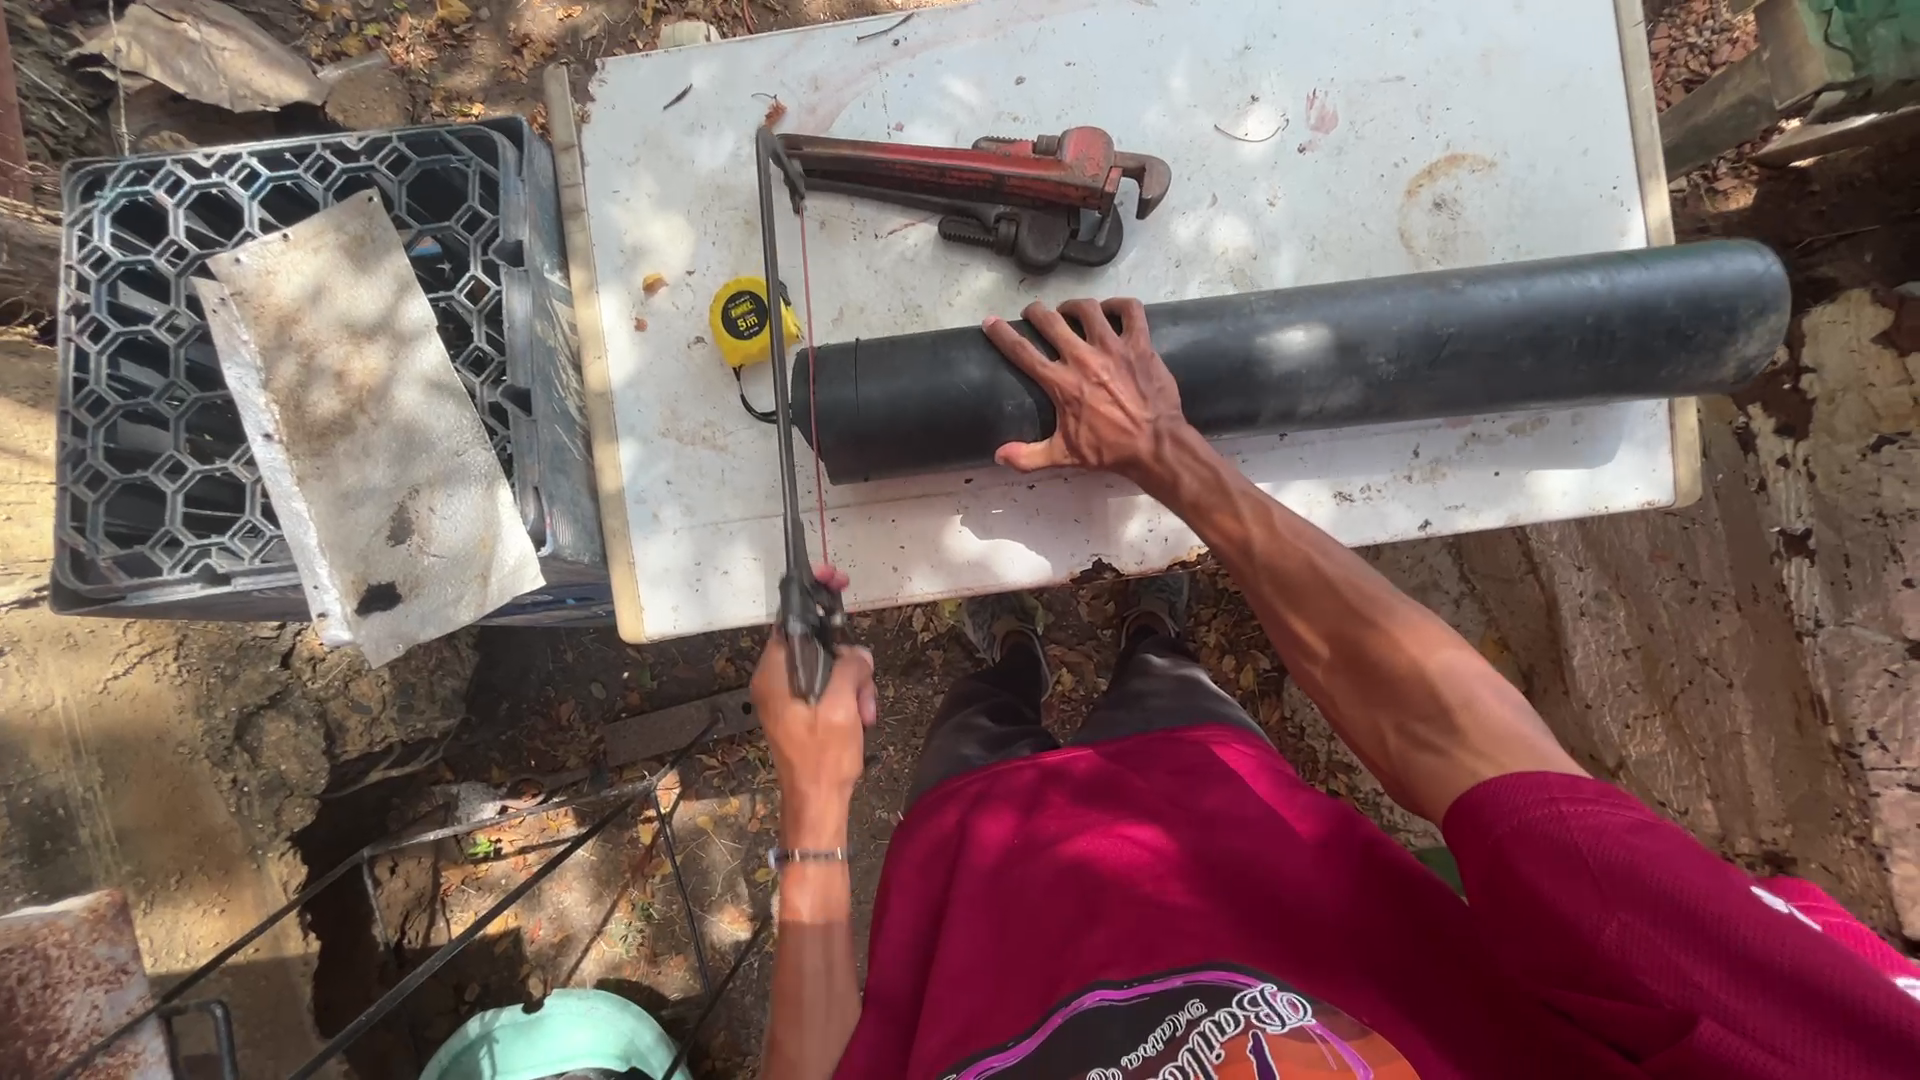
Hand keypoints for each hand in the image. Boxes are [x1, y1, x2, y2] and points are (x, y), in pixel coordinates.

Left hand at [751, 566, 875, 840]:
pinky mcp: (802, 707)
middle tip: (866, 678)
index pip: (790, 618)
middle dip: (848, 658)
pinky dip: (850, 694)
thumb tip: (859, 652)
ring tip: (866, 710)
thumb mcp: (841, 706)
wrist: (818, 803)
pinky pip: (830, 684)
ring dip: (855, 681)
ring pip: (830, 664)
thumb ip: (851, 668)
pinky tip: (862, 716)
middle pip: (816, 641)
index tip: (833, 578)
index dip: (813, 595)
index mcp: (774, 673)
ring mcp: (788, 693)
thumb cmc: (824, 757)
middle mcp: (776, 678)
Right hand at [982, 297, 1192, 487]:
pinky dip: (1119, 305)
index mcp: (1061, 383)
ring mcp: (1114, 348)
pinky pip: (1130, 310)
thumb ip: (1028, 456)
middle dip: (1036, 312)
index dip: (1002, 334)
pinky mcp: (1140, 344)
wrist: (1155, 445)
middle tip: (1033, 312)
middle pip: (1051, 322)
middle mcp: (1083, 358)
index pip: (1023, 351)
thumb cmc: (1109, 450)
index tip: (991, 322)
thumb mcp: (1064, 456)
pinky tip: (1111, 309)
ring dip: (1074, 306)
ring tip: (1070, 310)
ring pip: (1088, 309)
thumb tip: (998, 455)